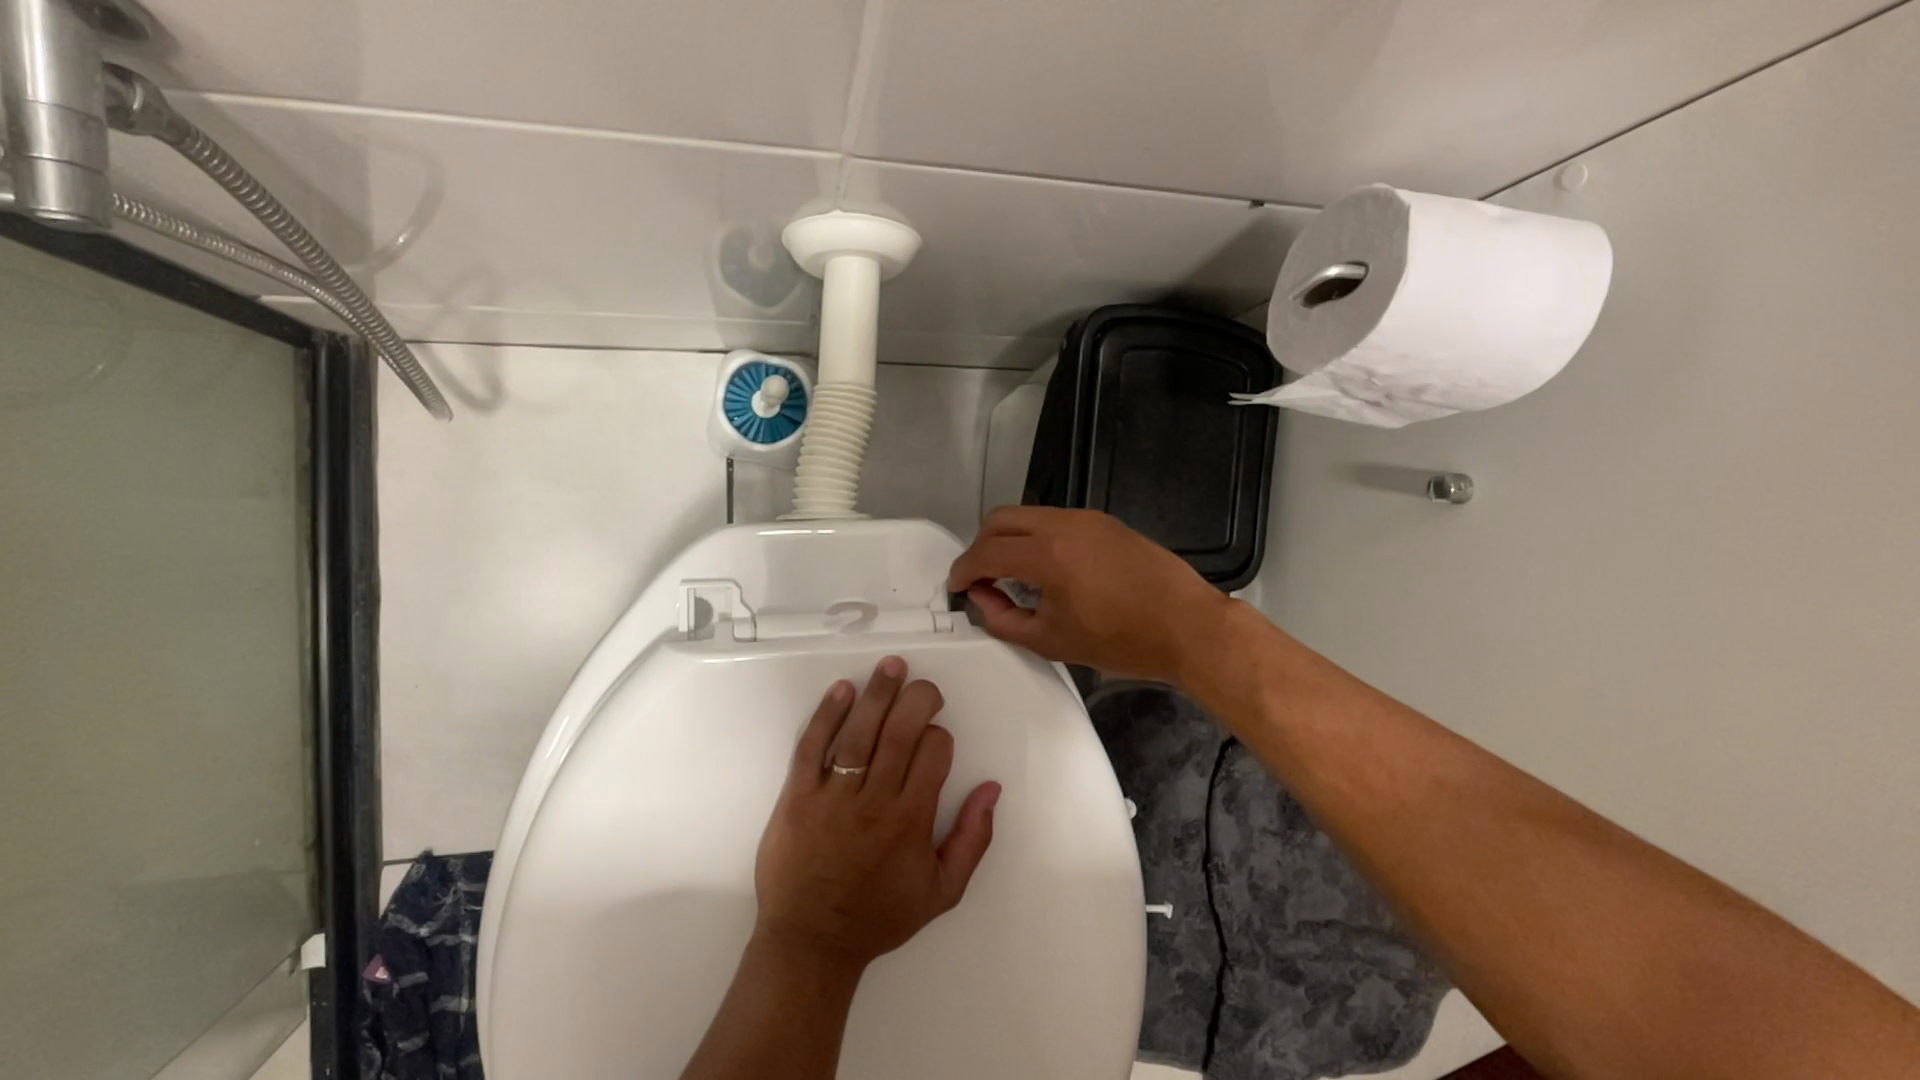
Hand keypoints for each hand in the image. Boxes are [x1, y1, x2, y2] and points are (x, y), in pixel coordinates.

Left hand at [752, 657, 1000, 972]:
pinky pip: (812, 747)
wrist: (812, 941)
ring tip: (891, 667)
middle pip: (901, 731)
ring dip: (878, 693)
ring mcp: (833, 795)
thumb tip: (991, 790)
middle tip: (923, 685)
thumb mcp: (943, 891)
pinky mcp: (798, 796)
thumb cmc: (880, 916)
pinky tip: (841, 691)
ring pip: (860, 731)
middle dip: (917, 698)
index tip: (936, 736)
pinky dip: (826, 715)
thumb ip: (972, 839)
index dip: (940, 735)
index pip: (934, 752)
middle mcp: (875, 799)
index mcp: (912, 819)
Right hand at [947, 506, 1234, 682]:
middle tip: (979, 580)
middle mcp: (1064, 524)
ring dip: (1009, 540)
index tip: (956, 587)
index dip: (963, 570)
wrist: (1189, 627)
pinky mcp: (1106, 523)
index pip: (986, 552)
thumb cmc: (1123, 641)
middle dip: (981, 547)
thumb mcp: (1053, 640)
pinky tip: (1047, 570)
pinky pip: (1056, 521)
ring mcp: (1088, 519)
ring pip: (1029, 515)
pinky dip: (1037, 538)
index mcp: (1047, 553)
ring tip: (1012, 577)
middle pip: (1001, 519)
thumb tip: (983, 601)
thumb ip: (1005, 620)